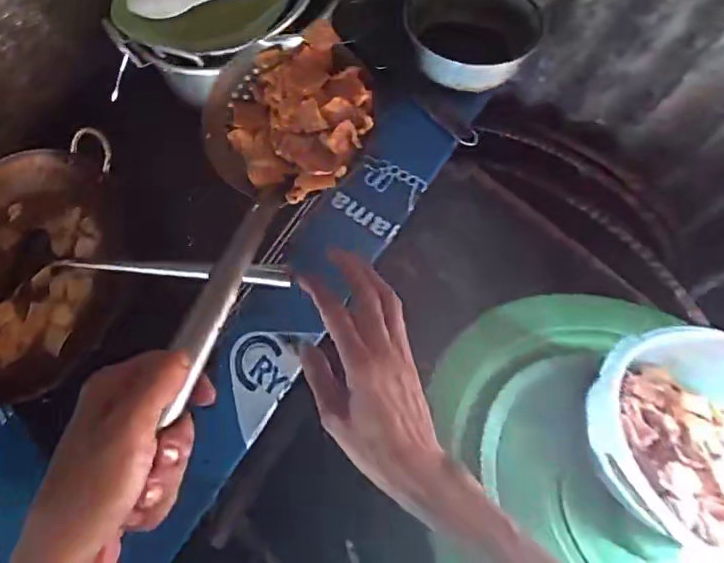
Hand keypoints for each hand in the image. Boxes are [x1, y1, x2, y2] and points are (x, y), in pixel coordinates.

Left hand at [14, 350, 215, 562]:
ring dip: (163, 480)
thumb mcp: (130, 427)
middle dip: (172, 447)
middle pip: (171, 414)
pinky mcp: (125, 481)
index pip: (161, 364)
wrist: (68, 551)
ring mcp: (120, 449)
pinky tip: (133, 511)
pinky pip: (160, 482)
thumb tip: (183, 354)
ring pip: (169, 452)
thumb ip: (158, 387)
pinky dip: (154, 501)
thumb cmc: (94, 484)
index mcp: (112, 387)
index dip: (187, 378)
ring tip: (138, 495)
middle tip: (156, 462)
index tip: (206, 399)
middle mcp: (116, 412)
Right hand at [296, 247, 446, 517]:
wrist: (420, 469)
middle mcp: (383, 351)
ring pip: (388, 300)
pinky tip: (371, 292)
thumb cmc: (374, 450)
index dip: (318, 289)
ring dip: (370, 276)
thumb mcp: (334, 419)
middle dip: (350, 268)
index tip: (303, 276)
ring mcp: (400, 352)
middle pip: (369, 295)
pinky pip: (396, 316)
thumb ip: (318, 377)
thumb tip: (304, 346)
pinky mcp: (409, 358)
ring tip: (354, 262)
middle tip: (332, 253)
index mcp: (360, 364)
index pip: (336, 312)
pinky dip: (382, 295)